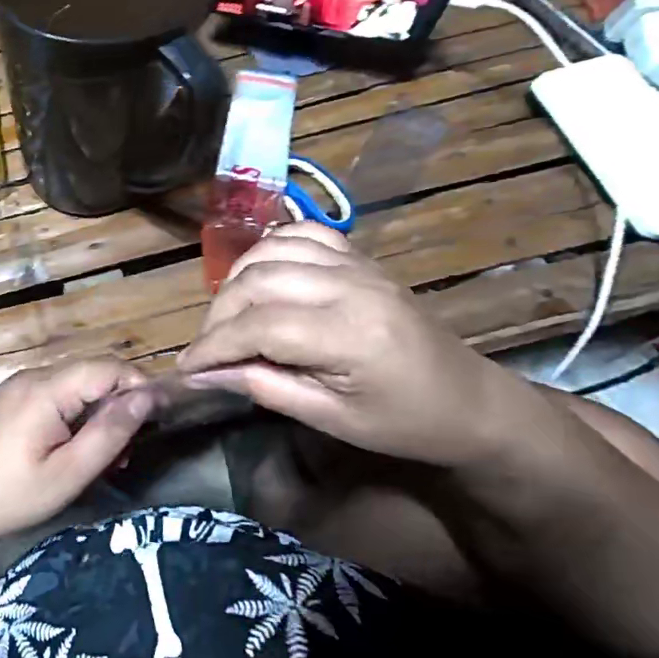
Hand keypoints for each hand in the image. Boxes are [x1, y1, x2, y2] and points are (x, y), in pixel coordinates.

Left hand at [0, 359, 161, 547]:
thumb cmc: (12, 494)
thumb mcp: (70, 471)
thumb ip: (110, 431)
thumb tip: (147, 397)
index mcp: (45, 388)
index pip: (106, 366)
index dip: (138, 385)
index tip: (158, 419)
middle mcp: (31, 376)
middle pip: (91, 374)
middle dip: (118, 406)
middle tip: (125, 453)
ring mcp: (17, 386)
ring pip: (74, 386)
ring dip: (97, 415)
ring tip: (103, 460)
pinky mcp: (11, 399)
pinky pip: (54, 396)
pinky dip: (74, 417)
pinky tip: (75, 451)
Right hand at [176, 222, 546, 468]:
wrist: (470, 400)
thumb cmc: (403, 422)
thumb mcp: (331, 418)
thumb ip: (264, 387)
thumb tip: (206, 373)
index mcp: (349, 334)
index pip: (258, 327)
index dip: (214, 346)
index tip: (188, 368)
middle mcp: (350, 287)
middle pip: (256, 282)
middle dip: (219, 316)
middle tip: (209, 349)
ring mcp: (356, 265)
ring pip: (269, 252)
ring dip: (235, 282)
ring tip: (228, 318)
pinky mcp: (358, 257)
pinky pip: (298, 234)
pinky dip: (266, 251)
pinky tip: (258, 277)